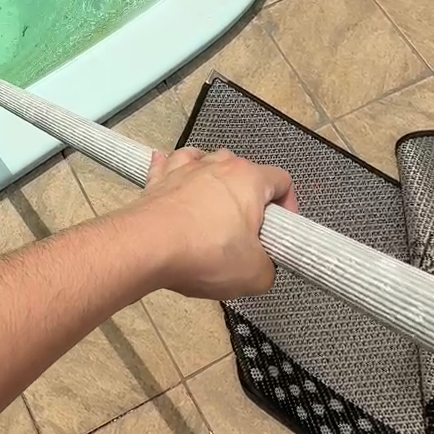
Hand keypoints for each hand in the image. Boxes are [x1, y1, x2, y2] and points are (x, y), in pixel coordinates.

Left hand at [129, 147, 295, 299]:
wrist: (146, 246)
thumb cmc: (204, 253)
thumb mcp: (256, 274)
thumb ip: (268, 265)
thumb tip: (260, 264)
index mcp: (247, 179)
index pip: (281, 179)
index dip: (288, 205)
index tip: (279, 229)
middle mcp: (215, 165)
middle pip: (242, 168)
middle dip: (249, 194)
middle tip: (247, 227)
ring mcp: (182, 168)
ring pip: (204, 160)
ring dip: (212, 179)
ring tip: (214, 207)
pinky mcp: (156, 179)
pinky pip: (168, 165)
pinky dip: (172, 171)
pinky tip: (174, 180)